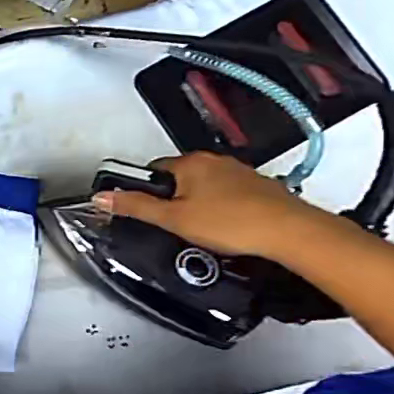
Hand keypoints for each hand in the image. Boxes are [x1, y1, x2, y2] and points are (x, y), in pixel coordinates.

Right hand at [93, 151, 339, 259]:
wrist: (290, 233)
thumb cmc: (234, 223)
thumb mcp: (173, 219)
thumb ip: (136, 206)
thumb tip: (103, 196)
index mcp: (190, 162)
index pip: (154, 169)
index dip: (147, 191)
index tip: (150, 209)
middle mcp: (215, 161)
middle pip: (180, 177)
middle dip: (175, 198)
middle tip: (176, 224)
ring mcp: (240, 172)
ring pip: (206, 186)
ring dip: (201, 203)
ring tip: (205, 230)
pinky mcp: (259, 187)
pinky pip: (230, 194)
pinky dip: (225, 208)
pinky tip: (228, 228)